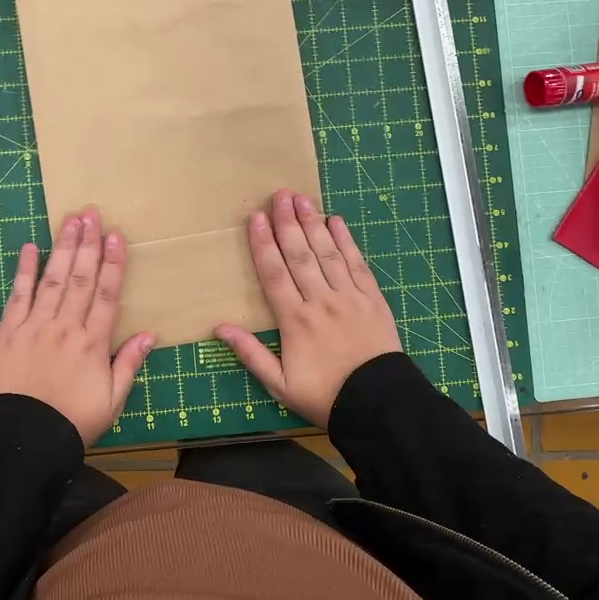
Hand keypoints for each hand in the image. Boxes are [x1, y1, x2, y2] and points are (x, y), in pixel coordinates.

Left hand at [0, 206, 154, 444]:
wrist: (24, 439)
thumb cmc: (74, 422)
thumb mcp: (112, 400)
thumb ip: (129, 364)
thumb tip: (151, 334)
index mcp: (93, 343)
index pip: (107, 294)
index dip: (114, 263)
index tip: (117, 235)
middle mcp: (66, 327)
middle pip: (80, 278)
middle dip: (88, 243)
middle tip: (91, 213)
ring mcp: (35, 326)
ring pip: (52, 279)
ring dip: (62, 248)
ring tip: (70, 221)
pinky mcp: (9, 332)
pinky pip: (17, 296)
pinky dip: (24, 271)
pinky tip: (30, 248)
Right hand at [216, 190, 401, 427]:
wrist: (379, 404)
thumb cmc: (324, 395)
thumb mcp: (280, 384)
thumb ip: (251, 353)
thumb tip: (220, 327)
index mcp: (294, 320)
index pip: (274, 273)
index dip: (263, 243)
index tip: (255, 218)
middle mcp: (320, 301)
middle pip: (300, 254)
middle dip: (287, 222)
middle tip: (278, 195)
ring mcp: (348, 297)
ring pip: (327, 253)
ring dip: (313, 224)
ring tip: (301, 199)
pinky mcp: (372, 299)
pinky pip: (356, 264)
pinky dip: (346, 241)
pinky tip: (336, 221)